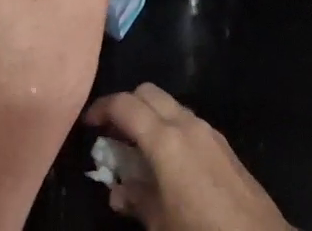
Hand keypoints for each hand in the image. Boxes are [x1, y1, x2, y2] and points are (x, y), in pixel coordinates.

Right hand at [85, 84, 291, 230]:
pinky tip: (165, 161)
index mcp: (166, 140)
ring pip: (170, 105)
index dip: (102, 108)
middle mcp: (187, 124)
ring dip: (149, 116)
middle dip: (126, 105)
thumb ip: (136, 199)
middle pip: (148, 92)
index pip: (125, 105)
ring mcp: (208, 131)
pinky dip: (169, 128)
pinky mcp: (223, 145)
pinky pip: (188, 121)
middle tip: (111, 134)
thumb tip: (118, 190)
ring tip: (136, 149)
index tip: (87, 123)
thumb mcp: (160, 223)